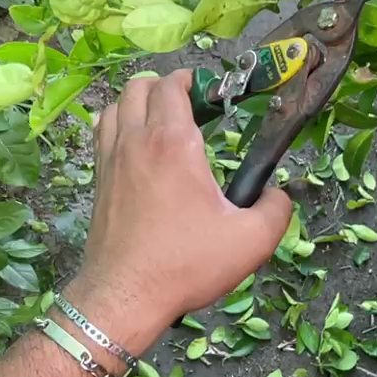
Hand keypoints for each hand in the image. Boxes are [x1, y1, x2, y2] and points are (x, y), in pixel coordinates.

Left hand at [63, 71, 293, 353]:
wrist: (124, 296)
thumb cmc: (186, 264)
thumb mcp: (250, 241)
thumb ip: (276, 210)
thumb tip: (278, 194)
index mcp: (173, 143)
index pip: (172, 86)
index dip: (193, 80)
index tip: (213, 94)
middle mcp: (136, 140)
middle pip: (140, 86)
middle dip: (166, 85)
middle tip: (191, 105)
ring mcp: (110, 158)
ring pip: (116, 104)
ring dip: (139, 100)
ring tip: (162, 119)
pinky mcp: (97, 179)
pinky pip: (102, 131)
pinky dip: (117, 122)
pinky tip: (134, 142)